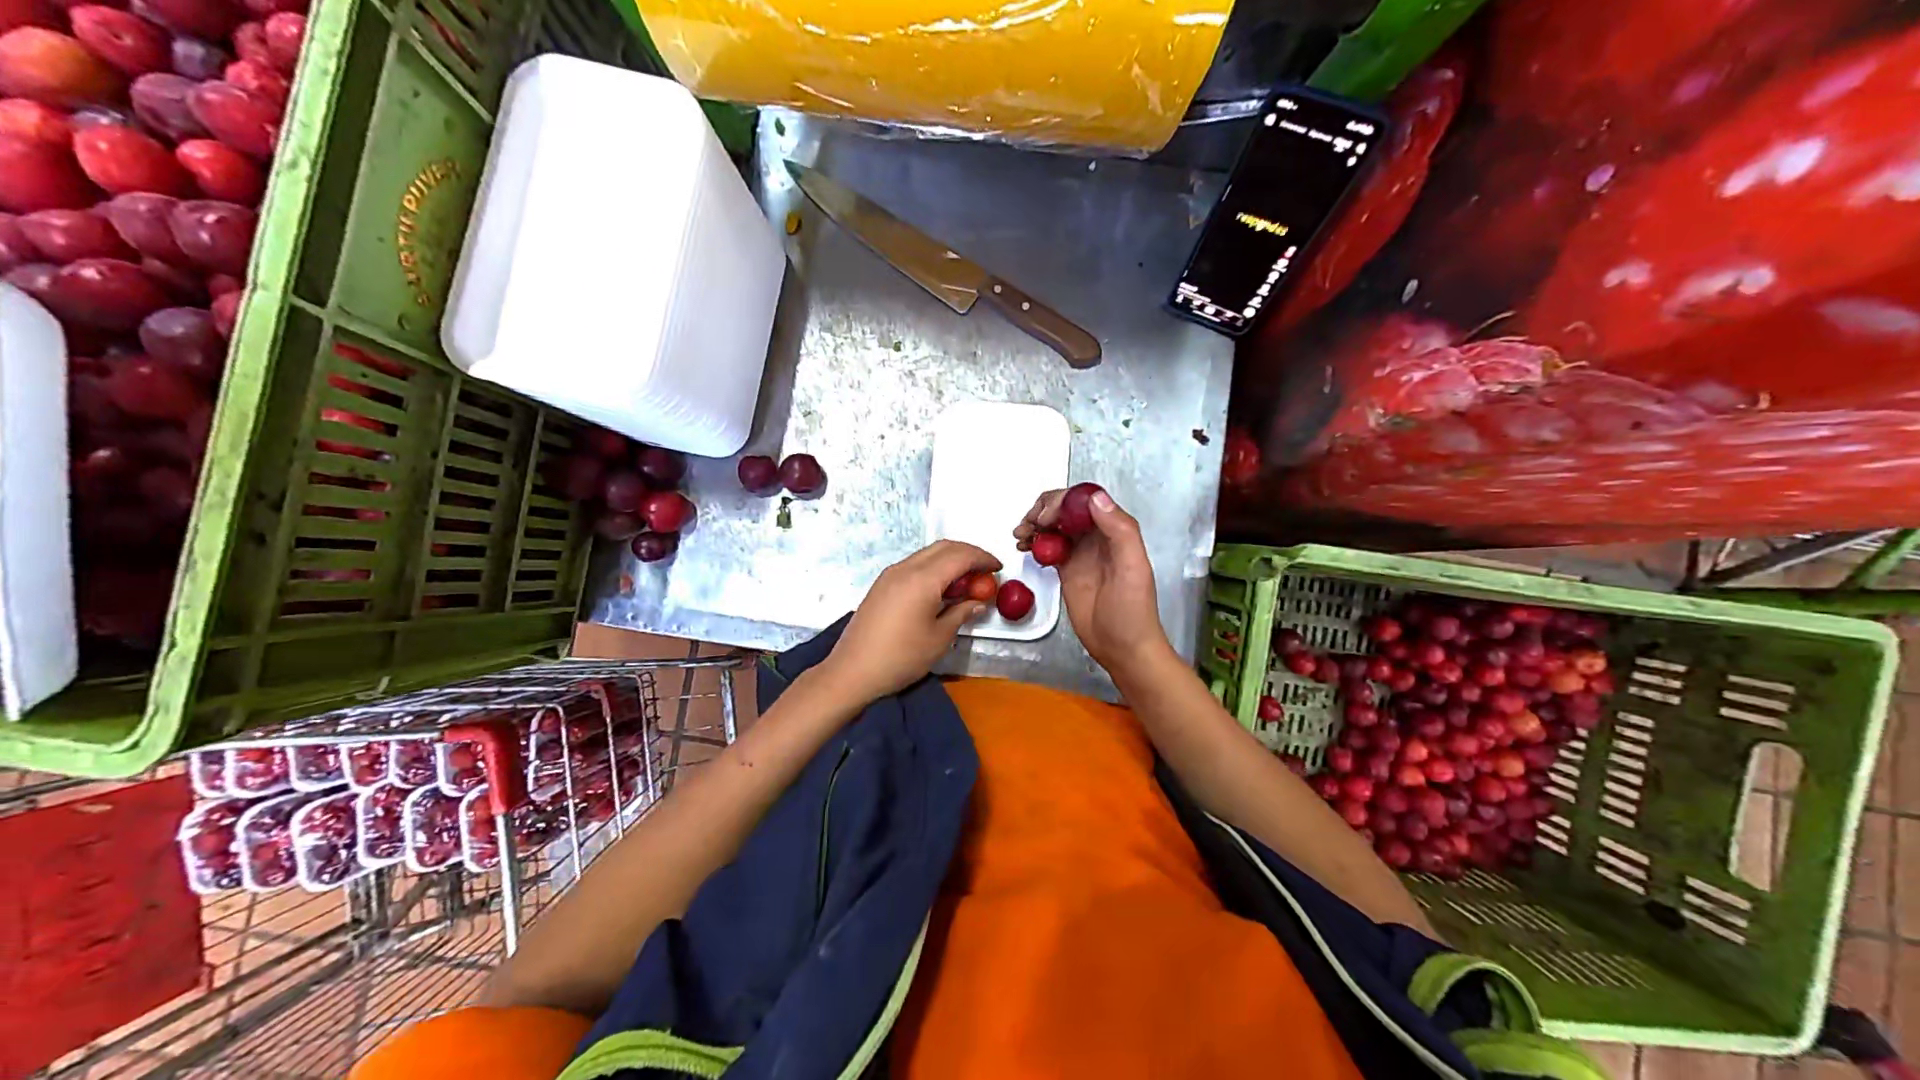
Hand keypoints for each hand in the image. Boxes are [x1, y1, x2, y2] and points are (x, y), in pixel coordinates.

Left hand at [817, 540, 1001, 703]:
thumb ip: (961, 613)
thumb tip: (977, 602)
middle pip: (944, 547)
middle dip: (968, 555)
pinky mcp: (882, 584)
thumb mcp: (939, 638)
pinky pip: (915, 565)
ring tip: (966, 584)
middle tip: (985, 573)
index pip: (961, 556)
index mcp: (923, 579)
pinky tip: (942, 591)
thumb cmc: (901, 657)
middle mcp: (905, 568)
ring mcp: (891, 574)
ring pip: (928, 554)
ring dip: (951, 561)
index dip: (983, 559)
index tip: (998, 569)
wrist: (853, 671)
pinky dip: (934, 569)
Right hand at [1014, 488, 1170, 675]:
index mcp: (1115, 530)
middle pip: (1066, 509)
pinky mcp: (1067, 569)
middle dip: (1044, 510)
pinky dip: (1035, 542)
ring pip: (1054, 525)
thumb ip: (1119, 530)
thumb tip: (1096, 498)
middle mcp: (1097, 537)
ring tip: (1021, 534)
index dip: (1062, 501)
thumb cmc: (1133, 612)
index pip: (1085, 500)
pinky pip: (1048, 546)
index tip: (1047, 516)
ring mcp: (1081, 553)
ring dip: (1035, 523)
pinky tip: (1024, 546)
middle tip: (1031, 525)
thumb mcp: (1133, 567)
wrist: (1123, 647)